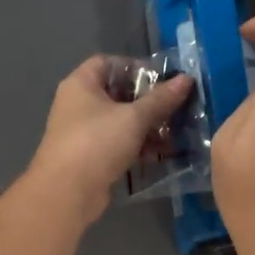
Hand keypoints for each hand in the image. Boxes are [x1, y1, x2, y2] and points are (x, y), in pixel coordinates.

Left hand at [24, 56, 193, 225]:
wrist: (67, 192)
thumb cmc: (97, 143)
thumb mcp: (134, 118)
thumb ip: (161, 99)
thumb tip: (186, 79)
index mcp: (82, 84)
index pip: (108, 62)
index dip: (135, 66)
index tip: (163, 79)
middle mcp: (79, 104)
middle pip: (117, 93)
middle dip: (148, 100)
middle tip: (176, 107)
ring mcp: (84, 132)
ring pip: (120, 121)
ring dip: (147, 126)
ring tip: (176, 132)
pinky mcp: (91, 156)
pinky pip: (118, 143)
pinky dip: (138, 145)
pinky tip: (162, 153)